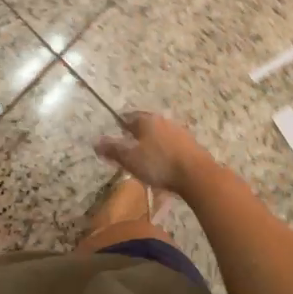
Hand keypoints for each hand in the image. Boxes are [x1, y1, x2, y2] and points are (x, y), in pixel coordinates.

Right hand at [95, 111, 219, 192]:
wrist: (197, 175)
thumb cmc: (159, 164)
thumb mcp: (130, 158)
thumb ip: (112, 149)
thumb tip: (95, 141)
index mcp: (145, 119)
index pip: (127, 117)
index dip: (120, 128)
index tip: (117, 139)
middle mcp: (162, 120)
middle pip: (145, 124)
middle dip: (137, 135)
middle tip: (131, 150)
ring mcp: (179, 131)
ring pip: (160, 134)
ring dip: (153, 143)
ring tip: (148, 159)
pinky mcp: (191, 145)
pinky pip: (173, 145)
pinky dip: (166, 151)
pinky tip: (166, 164)